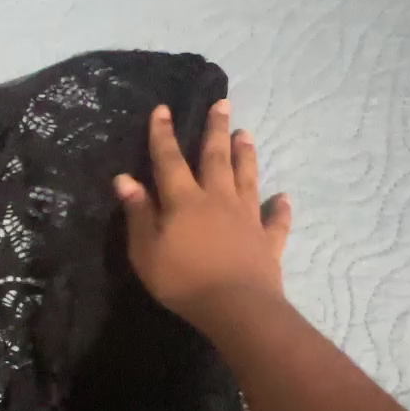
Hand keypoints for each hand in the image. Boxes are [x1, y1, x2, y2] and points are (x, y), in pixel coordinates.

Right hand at [114, 100, 291, 333]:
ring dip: (246, 156)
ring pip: (247, 179)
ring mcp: (247, 218)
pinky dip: (280, 208)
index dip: (164, 135)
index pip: (169, 160)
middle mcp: (217, 199)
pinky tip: (285, 198)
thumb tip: (125, 179)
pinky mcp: (267, 240)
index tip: (164, 109)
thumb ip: (137, 213)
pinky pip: (275, 220)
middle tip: (223, 104)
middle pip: (216, 158)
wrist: (235, 306)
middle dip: (216, 130)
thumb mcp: (145, 249)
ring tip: (246, 134)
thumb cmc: (181, 279)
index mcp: (184, 200)